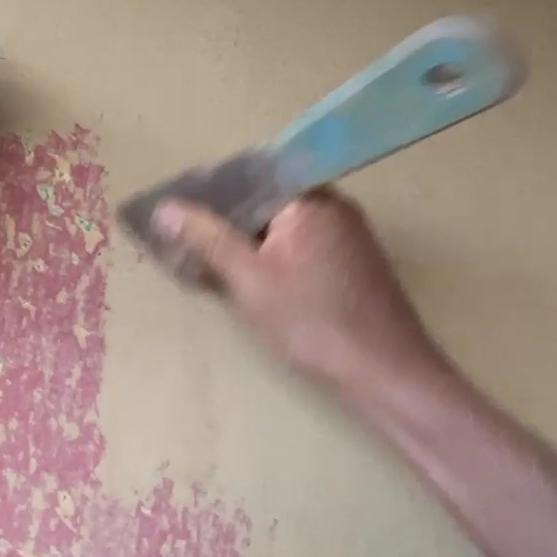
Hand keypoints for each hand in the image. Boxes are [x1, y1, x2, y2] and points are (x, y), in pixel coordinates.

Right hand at [153, 188, 449, 397]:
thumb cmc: (314, 323)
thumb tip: (165, 207)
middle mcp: (333, 205)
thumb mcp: (248, 279)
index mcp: (309, 198)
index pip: (247, 176)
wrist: (391, 379)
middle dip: (226, 220)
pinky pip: (301, 243)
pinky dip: (274, 255)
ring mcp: (349, 234)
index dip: (209, 192)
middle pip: (264, 200)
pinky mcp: (355, 262)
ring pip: (282, 225)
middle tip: (189, 241)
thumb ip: (206, 237)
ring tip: (213, 262)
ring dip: (249, 241)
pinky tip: (254, 282)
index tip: (179, 212)